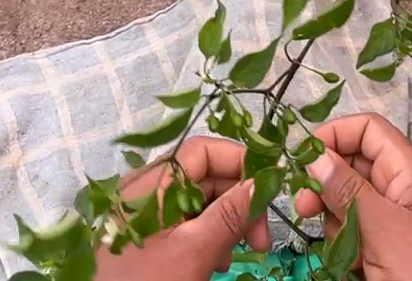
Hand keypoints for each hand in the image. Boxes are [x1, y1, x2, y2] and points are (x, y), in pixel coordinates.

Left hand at [96, 137, 270, 280]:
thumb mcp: (194, 252)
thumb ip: (230, 214)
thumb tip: (264, 181)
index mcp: (150, 181)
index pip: (202, 150)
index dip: (238, 161)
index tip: (268, 189)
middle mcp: (145, 189)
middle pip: (203, 175)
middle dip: (237, 200)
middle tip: (261, 238)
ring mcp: (143, 215)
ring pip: (197, 201)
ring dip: (226, 222)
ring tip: (237, 255)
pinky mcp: (145, 238)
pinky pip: (184, 222)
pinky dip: (207, 236)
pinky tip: (216, 261)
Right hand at [294, 113, 411, 280]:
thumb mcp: (383, 230)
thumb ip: (347, 190)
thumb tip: (314, 155)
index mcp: (410, 171)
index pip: (369, 130)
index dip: (336, 134)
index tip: (305, 158)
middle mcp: (402, 189)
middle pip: (356, 164)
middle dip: (327, 182)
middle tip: (303, 207)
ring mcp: (396, 221)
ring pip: (351, 200)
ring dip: (335, 218)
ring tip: (338, 246)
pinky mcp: (390, 249)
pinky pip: (357, 231)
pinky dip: (346, 243)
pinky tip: (350, 264)